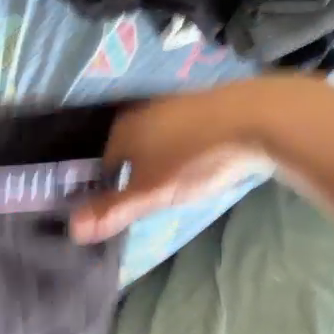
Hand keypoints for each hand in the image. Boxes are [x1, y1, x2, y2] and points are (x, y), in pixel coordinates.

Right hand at [69, 77, 320, 243]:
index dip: (111, 187)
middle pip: (130, 148)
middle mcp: (142, 110)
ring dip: (163, 156)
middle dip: (137, 170)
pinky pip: (186, 128)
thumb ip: (113, 211)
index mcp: (121, 130)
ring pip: (158, 137)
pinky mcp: (209, 101)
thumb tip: (73, 231)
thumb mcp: (151, 193)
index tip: (125, 206)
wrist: (260, 119)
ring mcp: (176, 102)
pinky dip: (188, 144)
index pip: (105, 164)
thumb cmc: (194, 158)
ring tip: (180, 179)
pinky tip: (205, 158)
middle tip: (152, 196)